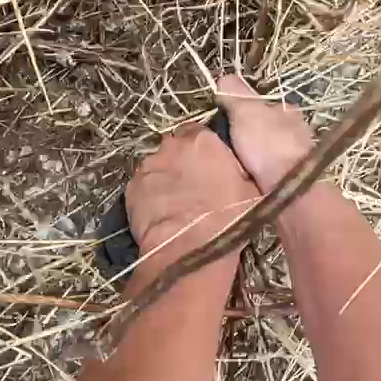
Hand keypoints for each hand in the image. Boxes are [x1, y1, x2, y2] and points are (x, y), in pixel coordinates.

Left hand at [123, 123, 258, 283]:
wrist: (189, 249)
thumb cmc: (227, 220)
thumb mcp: (250, 190)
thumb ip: (236, 170)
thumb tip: (235, 169)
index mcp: (202, 141)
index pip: (198, 132)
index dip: (203, 149)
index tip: (208, 164)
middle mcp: (171, 146)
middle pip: (175, 147)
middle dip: (182, 161)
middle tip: (193, 185)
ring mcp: (148, 166)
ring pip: (157, 167)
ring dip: (165, 178)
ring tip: (175, 203)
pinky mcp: (131, 188)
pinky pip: (142, 187)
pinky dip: (149, 196)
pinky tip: (160, 214)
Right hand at [214, 75, 313, 191]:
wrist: (290, 192)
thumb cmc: (271, 145)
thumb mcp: (248, 111)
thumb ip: (235, 94)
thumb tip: (224, 78)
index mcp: (287, 112)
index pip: (259, 105)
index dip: (238, 110)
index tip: (221, 121)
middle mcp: (293, 134)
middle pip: (257, 130)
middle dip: (240, 138)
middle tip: (221, 145)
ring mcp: (291, 160)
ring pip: (259, 154)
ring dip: (244, 159)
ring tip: (224, 164)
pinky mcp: (286, 183)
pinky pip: (261, 175)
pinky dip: (250, 176)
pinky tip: (238, 179)